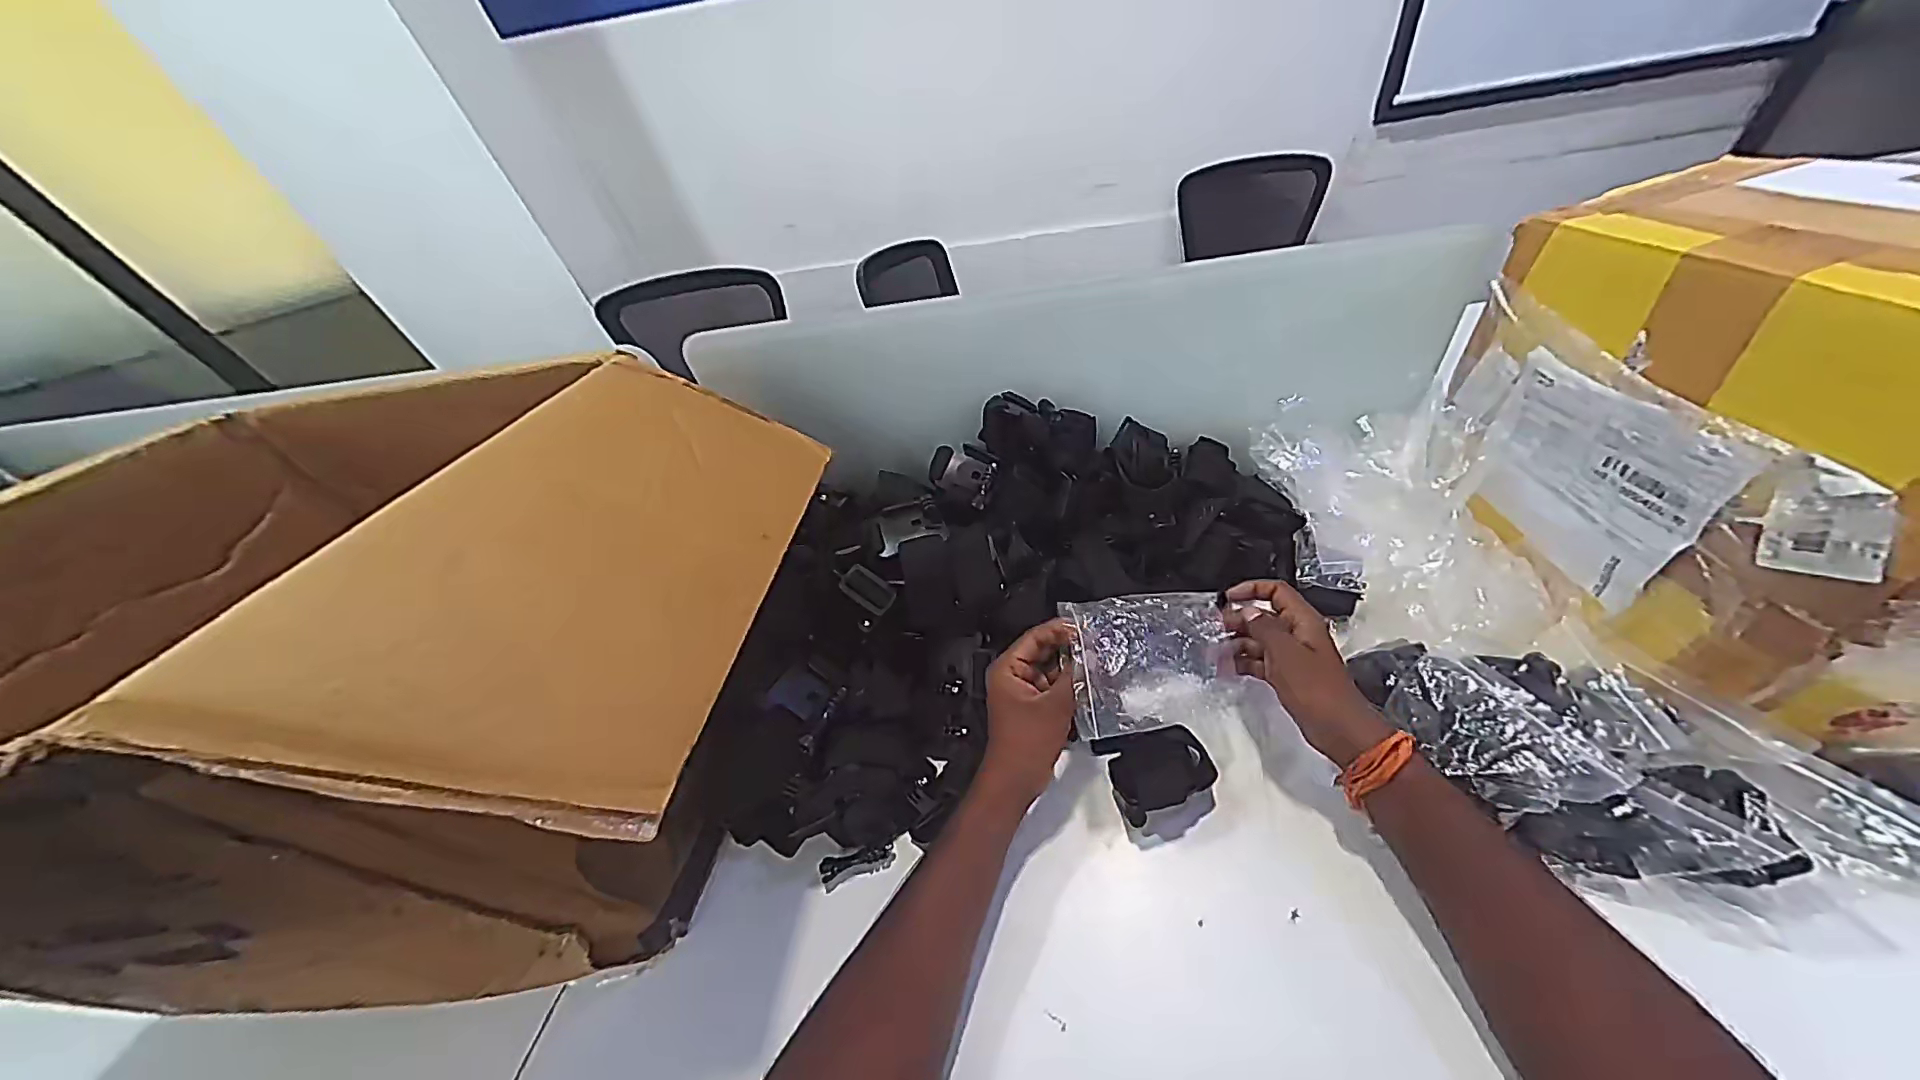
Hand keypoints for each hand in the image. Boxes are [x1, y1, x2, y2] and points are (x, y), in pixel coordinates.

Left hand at [978, 618, 1077, 807]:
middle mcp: (1013, 677)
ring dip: (1072, 669)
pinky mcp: (1035, 707)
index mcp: (1007, 669)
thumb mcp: (1055, 705)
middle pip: (1044, 652)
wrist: (1017, 778)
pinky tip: (1087, 686)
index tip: (1082, 628)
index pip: (1035, 637)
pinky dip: (1069, 687)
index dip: (1059, 630)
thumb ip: (1074, 677)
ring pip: (1052, 670)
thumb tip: (1088, 656)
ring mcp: (1024, 692)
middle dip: (1069, 650)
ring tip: (1094, 664)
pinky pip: (1054, 688)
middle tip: (1094, 645)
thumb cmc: (1022, 746)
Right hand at [1223, 580, 1393, 767]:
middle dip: (1239, 619)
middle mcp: (1298, 635)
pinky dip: (1244, 662)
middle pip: (1264, 616)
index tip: (1229, 597)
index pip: (1277, 592)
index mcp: (1304, 622)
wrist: (1338, 727)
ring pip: (1259, 639)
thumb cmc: (1321, 692)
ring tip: (1217, 650)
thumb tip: (1247, 611)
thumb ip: (1263, 627)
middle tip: (1217, 626)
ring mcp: (1292, 655)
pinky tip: (1229, 667)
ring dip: (1238, 642)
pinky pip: (1260, 660)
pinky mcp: (1287, 675)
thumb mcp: (1285, 652)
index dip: (1251, 589)